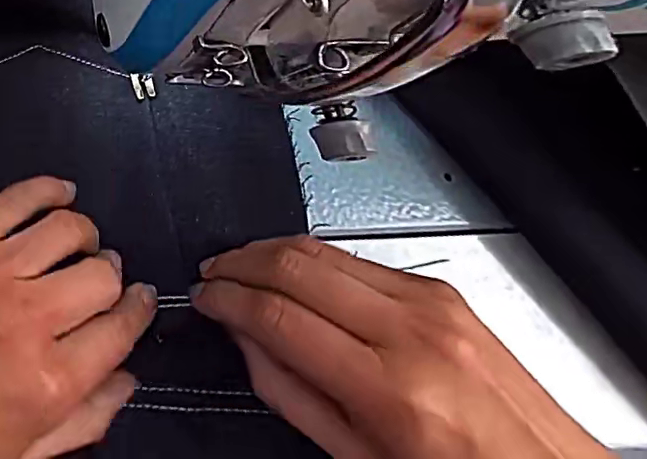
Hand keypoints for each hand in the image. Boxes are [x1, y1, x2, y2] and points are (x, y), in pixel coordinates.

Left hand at [0, 177, 157, 458]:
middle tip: (99, 279)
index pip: (122, 327)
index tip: (140, 299)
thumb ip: (81, 423)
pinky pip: (24, 197)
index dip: (139, 309)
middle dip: (110, 276)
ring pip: (71, 229)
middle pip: (103, 273)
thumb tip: (127, 380)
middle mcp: (34, 319)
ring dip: (86, 233)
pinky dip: (51, 189)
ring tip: (79, 242)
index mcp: (50, 383)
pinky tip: (61, 193)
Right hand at [193, 236, 610, 458]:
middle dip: (242, 262)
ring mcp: (430, 300)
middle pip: (298, 265)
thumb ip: (297, 398)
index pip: (282, 316)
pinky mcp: (439, 288)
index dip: (230, 300)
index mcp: (394, 392)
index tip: (206, 298)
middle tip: (213, 273)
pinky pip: (357, 257)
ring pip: (324, 248)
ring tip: (240, 265)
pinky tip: (292, 267)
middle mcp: (413, 330)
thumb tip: (248, 342)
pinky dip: (312, 257)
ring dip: (270, 250)